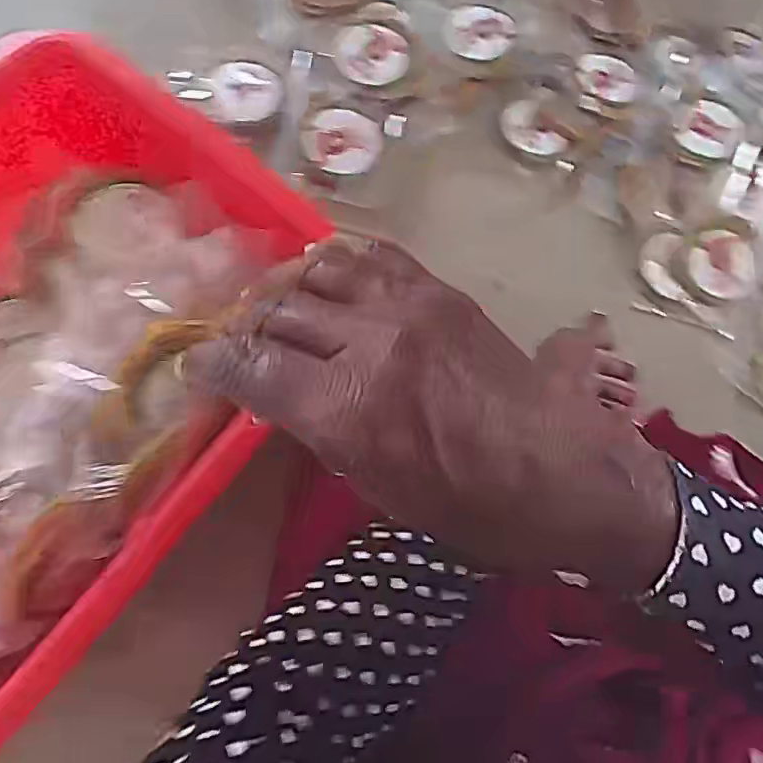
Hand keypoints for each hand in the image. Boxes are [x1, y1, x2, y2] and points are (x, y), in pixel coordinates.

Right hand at [190, 241, 677, 593]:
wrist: (559, 467)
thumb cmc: (471, 506)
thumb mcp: (379, 490)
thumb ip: (324, 431)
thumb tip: (286, 395)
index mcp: (345, 409)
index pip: (251, 366)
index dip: (216, 362)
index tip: (203, 363)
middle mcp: (367, 343)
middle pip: (279, 312)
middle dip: (249, 325)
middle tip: (243, 337)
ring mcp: (407, 306)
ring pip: (320, 271)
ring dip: (291, 286)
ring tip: (284, 303)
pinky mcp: (440, 290)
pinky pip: (375, 256)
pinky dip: (344, 263)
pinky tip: (336, 278)